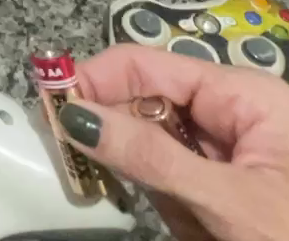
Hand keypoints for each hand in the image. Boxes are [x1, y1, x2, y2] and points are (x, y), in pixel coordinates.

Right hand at [60, 45, 288, 240]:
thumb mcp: (236, 204)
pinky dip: (177, 212)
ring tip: (203, 228)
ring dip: (161, 193)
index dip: (92, 81)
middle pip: (141, 105)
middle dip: (129, 149)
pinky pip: (172, 185)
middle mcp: (229, 112)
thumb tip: (69, 114)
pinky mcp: (227, 190)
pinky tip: (207, 233)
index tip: (49, 113)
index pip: (142, 64)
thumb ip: (150, 157)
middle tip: (112, 183)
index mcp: (240, 93)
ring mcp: (228, 153)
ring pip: (151, 151)